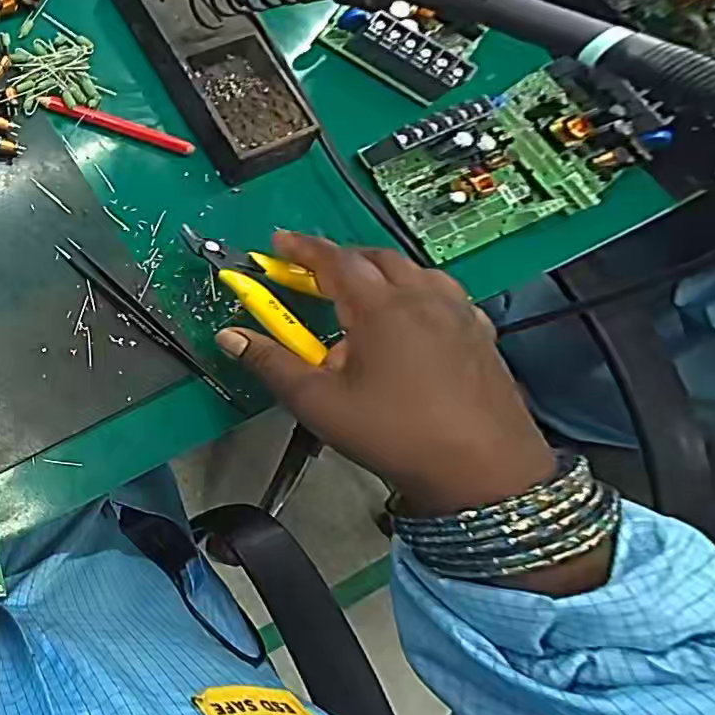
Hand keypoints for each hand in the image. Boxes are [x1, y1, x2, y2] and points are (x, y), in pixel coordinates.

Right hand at [216, 232, 554, 516]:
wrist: (484, 472)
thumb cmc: (390, 431)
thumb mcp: (315, 399)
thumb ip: (269, 361)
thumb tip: (230, 336)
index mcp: (380, 309)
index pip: (336, 261)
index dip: (302, 248)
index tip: (277, 241)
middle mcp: (423, 301)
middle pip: (376, 259)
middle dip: (337, 257)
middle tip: (305, 270)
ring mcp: (458, 316)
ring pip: (414, 271)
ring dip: (375, 270)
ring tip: (351, 290)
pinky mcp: (479, 335)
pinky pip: (442, 292)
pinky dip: (411, 289)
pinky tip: (403, 315)